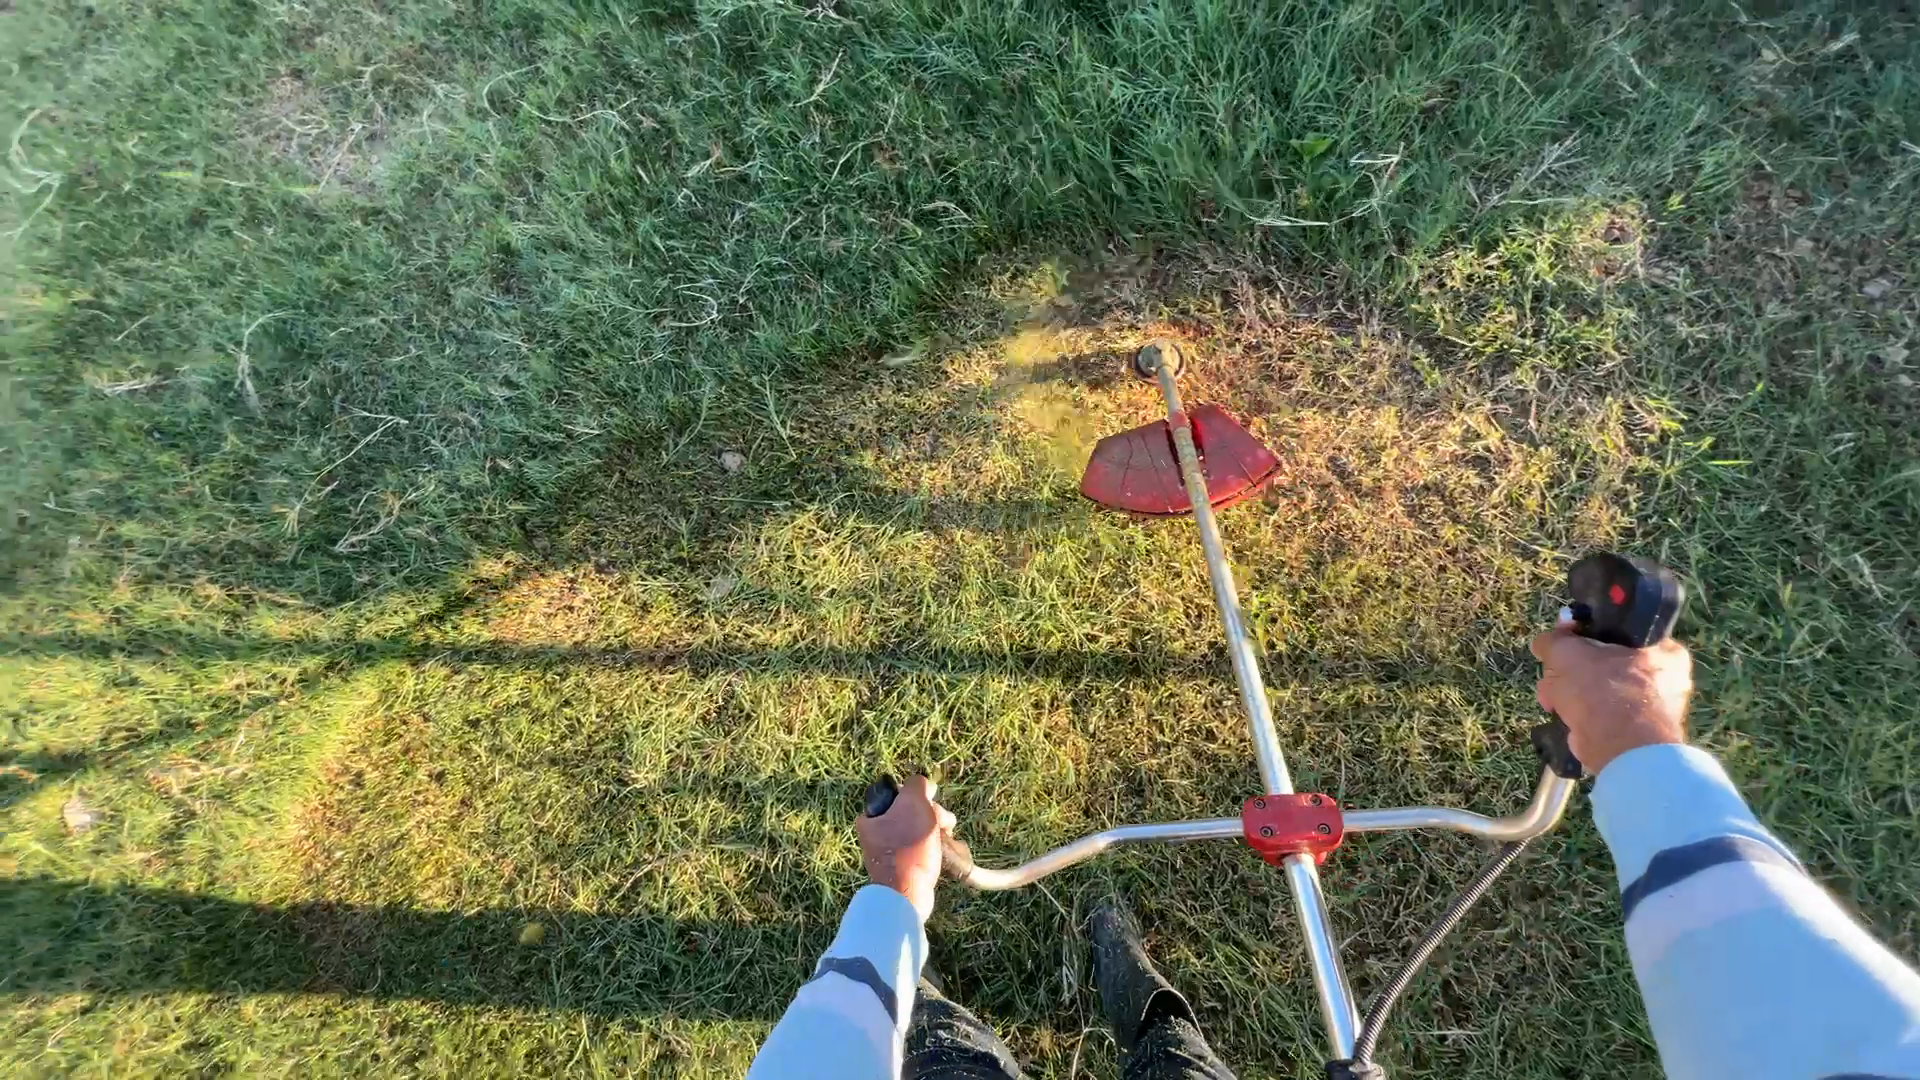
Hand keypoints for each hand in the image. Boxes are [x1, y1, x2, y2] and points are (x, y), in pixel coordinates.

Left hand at [858, 775, 955, 918]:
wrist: (908, 894)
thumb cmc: (908, 846)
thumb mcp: (913, 803)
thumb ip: (918, 784)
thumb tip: (925, 785)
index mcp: (871, 816)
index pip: (902, 794)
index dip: (921, 797)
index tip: (931, 805)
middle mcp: (877, 832)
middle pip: (913, 811)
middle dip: (934, 814)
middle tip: (944, 824)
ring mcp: (890, 850)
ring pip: (920, 828)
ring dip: (938, 829)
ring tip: (948, 838)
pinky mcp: (903, 866)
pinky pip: (922, 847)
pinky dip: (935, 846)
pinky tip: (946, 849)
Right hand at [1530, 623, 1693, 774]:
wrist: (1619, 746)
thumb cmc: (1601, 690)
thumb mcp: (1566, 651)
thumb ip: (1553, 639)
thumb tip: (1545, 643)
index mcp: (1663, 650)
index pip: (1616, 634)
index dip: (1583, 637)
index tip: (1563, 645)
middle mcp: (1666, 677)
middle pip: (1600, 663)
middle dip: (1567, 671)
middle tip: (1553, 676)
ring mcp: (1654, 706)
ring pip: (1596, 687)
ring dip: (1567, 691)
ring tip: (1553, 700)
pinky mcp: (1638, 729)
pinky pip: (1601, 710)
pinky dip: (1580, 711)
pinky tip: (1564, 714)